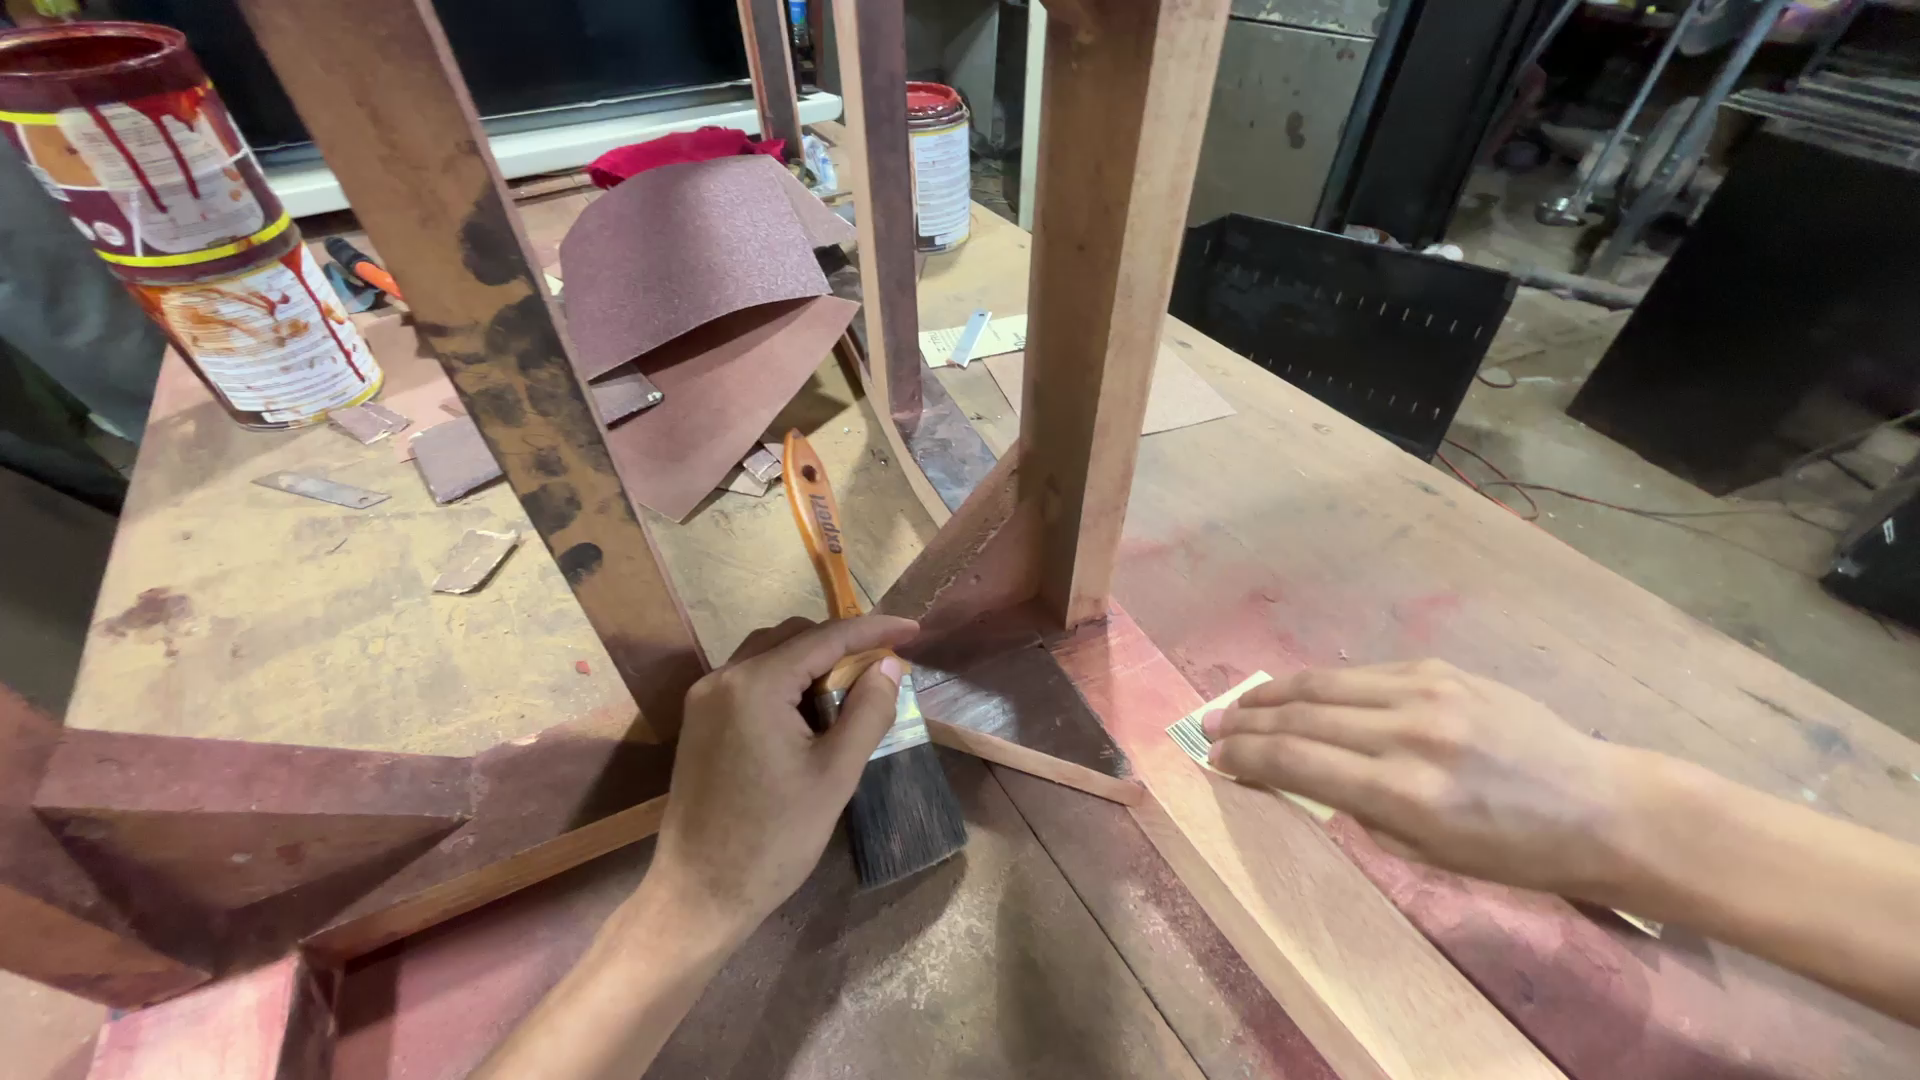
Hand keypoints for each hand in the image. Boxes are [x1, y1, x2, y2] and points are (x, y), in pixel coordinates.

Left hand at [648, 614, 918, 936]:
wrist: (700, 895)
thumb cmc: (775, 838)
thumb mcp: (836, 774)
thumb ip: (868, 710)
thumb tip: (887, 665)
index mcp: (755, 685)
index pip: (825, 637)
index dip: (874, 629)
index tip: (912, 630)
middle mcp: (722, 678)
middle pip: (794, 638)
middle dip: (842, 647)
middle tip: (882, 671)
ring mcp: (704, 699)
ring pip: (771, 655)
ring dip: (813, 663)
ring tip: (850, 693)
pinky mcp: (699, 721)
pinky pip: (751, 680)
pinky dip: (786, 682)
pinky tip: (810, 714)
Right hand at [1204, 659, 1634, 897]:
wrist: (1601, 805)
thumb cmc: (1515, 852)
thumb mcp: (1427, 854)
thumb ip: (1357, 809)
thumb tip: (1304, 772)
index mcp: (1404, 794)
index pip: (1295, 762)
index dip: (1245, 756)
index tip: (1215, 756)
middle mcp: (1407, 734)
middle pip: (1298, 718)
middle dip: (1245, 722)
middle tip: (1209, 724)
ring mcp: (1424, 693)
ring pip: (1320, 685)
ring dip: (1270, 695)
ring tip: (1238, 703)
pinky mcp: (1438, 670)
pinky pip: (1357, 675)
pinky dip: (1316, 684)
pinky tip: (1296, 691)